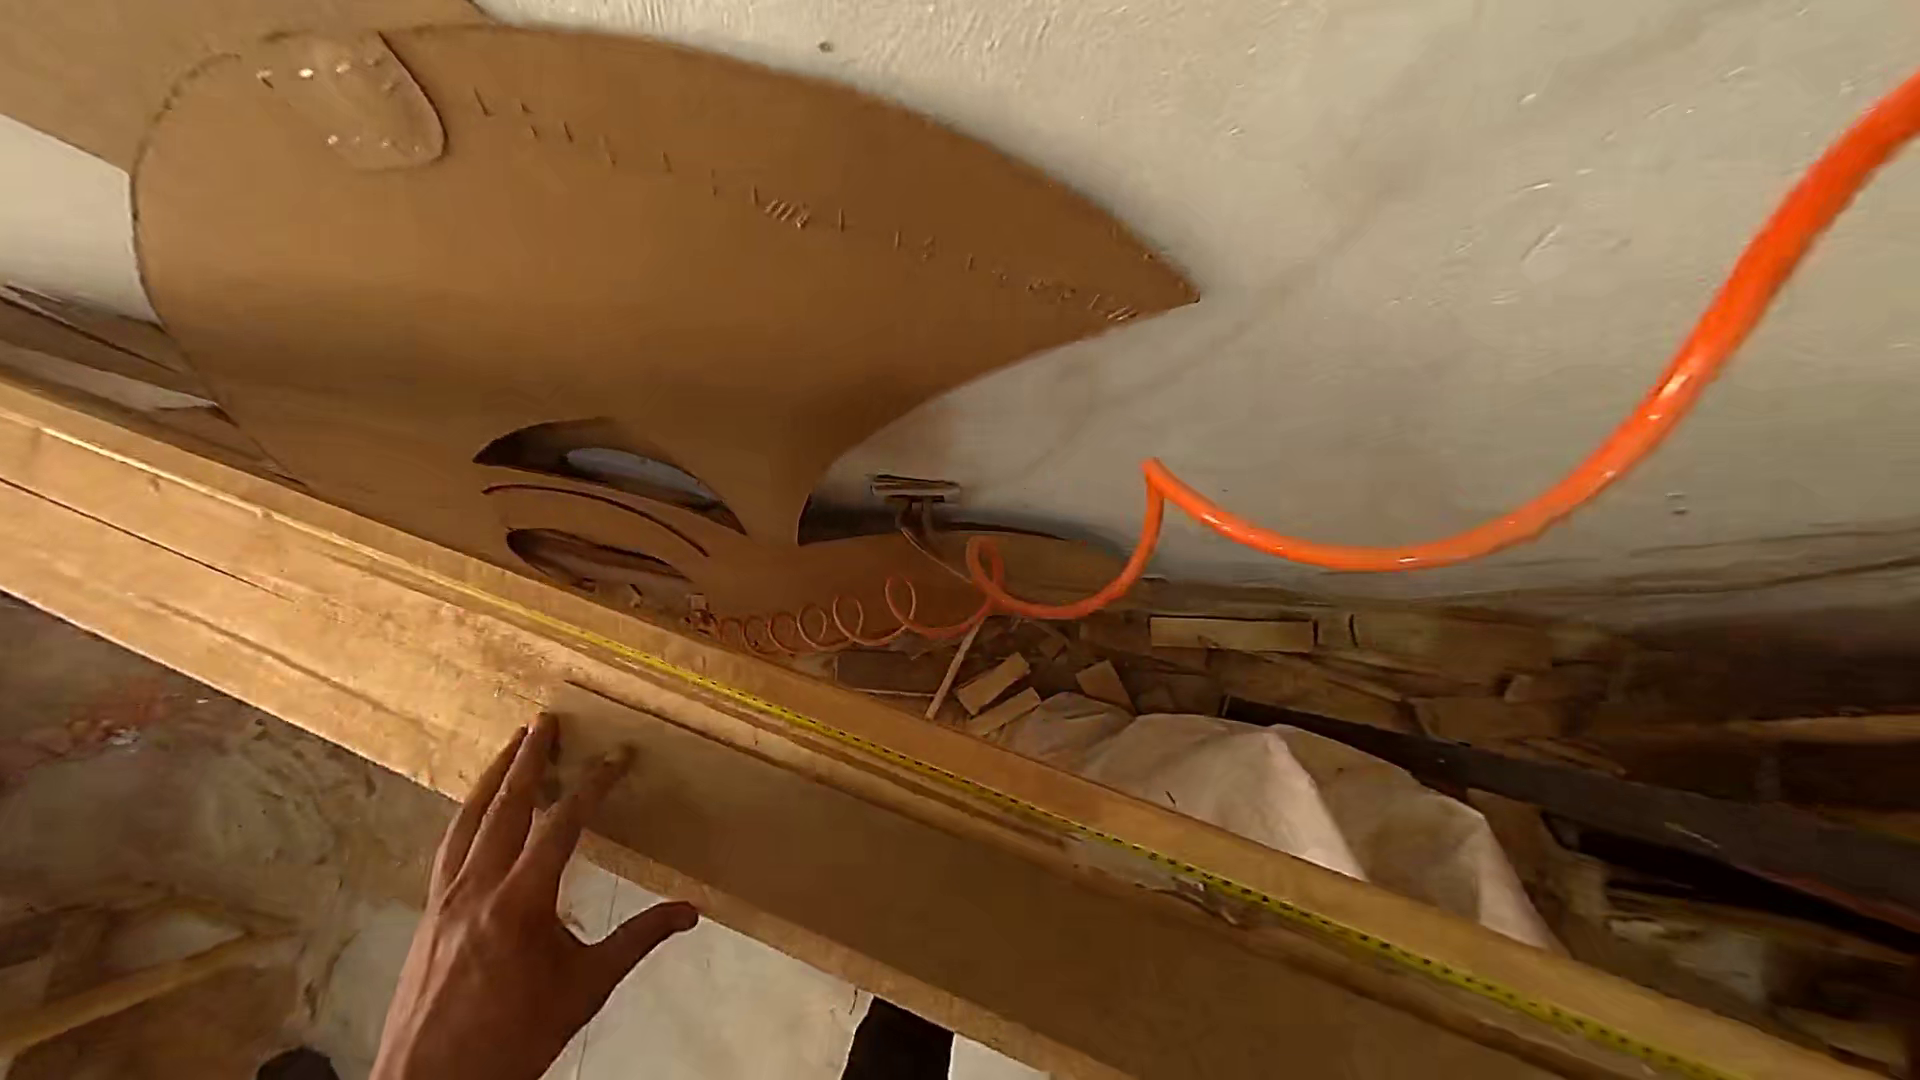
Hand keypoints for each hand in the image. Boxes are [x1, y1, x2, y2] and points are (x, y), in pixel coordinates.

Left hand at [371, 714, 698, 1079]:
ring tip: (509, 746)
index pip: (563, 824)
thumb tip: (692, 912)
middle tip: (543, 721)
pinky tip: (479, 812)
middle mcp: (476, 890)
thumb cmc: (514, 1036)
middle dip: (526, 760)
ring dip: (491, 779)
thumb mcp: (586, 988)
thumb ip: (639, 939)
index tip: (617, 756)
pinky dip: (469, 816)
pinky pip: (449, 849)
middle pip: (505, 808)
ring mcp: (444, 901)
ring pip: (467, 822)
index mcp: (519, 901)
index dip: (593, 784)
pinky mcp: (429, 917)